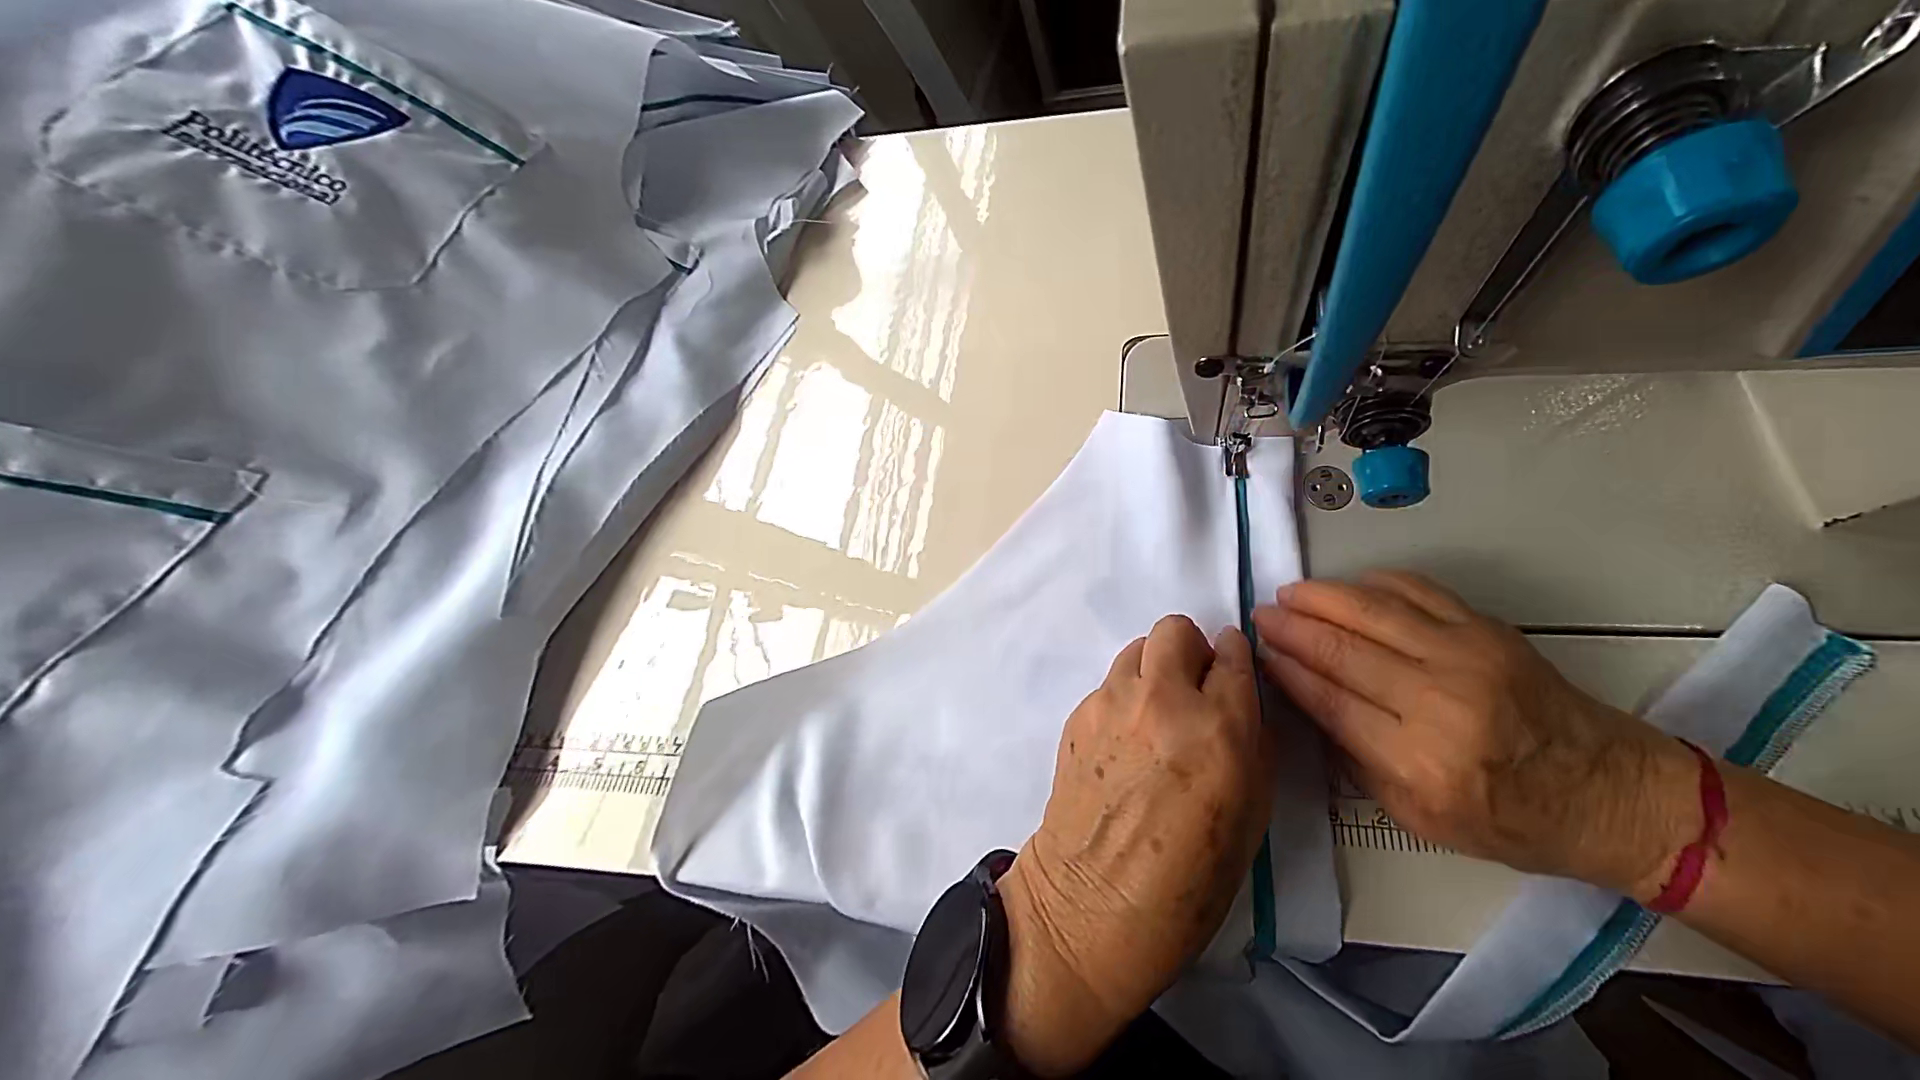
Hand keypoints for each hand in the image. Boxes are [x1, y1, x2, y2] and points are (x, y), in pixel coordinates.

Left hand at [994, 616, 1275, 1075]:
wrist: (1091, 905)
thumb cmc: (1189, 882)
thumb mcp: (1252, 814)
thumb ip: (1251, 741)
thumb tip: (1240, 700)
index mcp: (1220, 730)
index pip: (1233, 655)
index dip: (1236, 660)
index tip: (1232, 671)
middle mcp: (1162, 702)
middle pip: (1175, 630)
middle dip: (1191, 651)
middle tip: (1195, 689)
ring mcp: (1111, 704)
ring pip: (1137, 650)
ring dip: (1154, 670)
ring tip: (1157, 716)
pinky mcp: (1077, 715)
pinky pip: (1109, 683)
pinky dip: (1124, 697)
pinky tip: (1125, 742)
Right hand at [1253, 571, 1696, 899]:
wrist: (1610, 794)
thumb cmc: (1505, 818)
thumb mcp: (1414, 814)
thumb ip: (1353, 756)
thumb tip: (1304, 698)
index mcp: (1419, 760)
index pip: (1330, 700)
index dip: (1286, 671)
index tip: (1257, 653)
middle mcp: (1441, 702)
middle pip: (1343, 650)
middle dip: (1291, 628)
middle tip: (1259, 615)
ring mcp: (1469, 658)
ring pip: (1373, 611)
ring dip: (1321, 597)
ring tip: (1288, 594)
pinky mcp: (1490, 632)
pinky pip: (1418, 591)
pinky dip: (1373, 583)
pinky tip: (1346, 587)